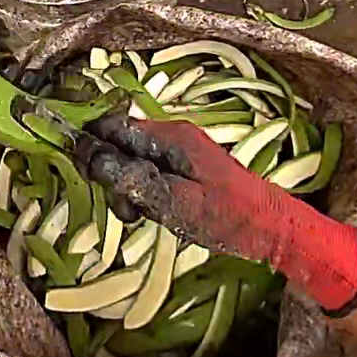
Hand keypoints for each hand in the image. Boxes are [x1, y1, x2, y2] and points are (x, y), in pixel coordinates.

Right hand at [76, 114, 356, 315]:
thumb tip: (90, 155)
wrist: (276, 230)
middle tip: (122, 207)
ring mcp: (177, 151)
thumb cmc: (228, 217)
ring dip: (125, 187)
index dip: (91, 145)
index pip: (113, 126)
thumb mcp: (175, 202)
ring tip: (140, 216)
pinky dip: (141, 191)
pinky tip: (152, 213)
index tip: (80, 171)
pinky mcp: (183, 167)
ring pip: (130, 160)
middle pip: (118, 143)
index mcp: (168, 136)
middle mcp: (170, 136)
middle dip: (110, 173)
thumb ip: (132, 179)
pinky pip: (147, 171)